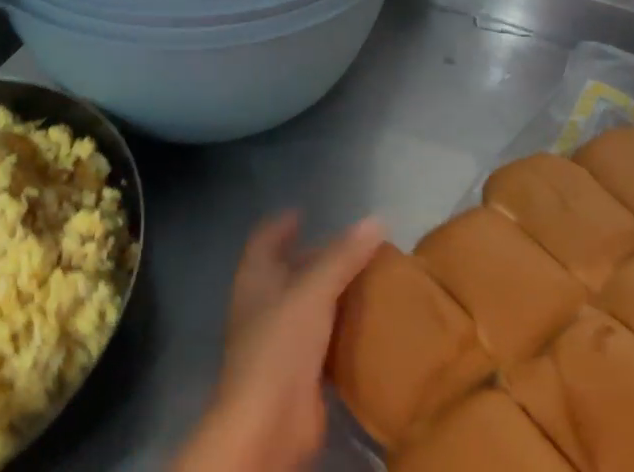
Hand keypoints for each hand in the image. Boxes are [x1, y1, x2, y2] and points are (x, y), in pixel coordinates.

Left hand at [173, 212, 385, 471]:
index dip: (282, 225)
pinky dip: (341, 329)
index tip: (305, 212)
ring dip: (333, 294)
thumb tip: (377, 220)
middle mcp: (263, 304)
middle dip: (318, 258)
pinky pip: (322, 339)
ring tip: (369, 281)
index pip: (265, 240)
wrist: (270, 420)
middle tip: (356, 249)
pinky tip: (367, 323)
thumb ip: (344, 256)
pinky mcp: (298, 370)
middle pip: (289, 271)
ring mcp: (278, 339)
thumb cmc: (281, 343)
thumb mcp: (315, 290)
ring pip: (308, 306)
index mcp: (256, 278)